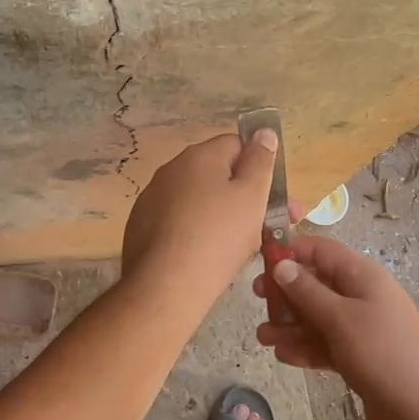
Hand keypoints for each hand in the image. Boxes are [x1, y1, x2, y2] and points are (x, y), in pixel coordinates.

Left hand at [120, 129, 278, 298]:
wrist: (164, 287)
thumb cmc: (217, 237)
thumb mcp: (252, 197)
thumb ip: (260, 161)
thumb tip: (263, 132)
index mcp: (198, 156)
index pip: (237, 145)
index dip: (259, 169)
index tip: (276, 200)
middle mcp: (171, 169)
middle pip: (217, 175)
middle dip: (245, 197)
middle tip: (268, 229)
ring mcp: (152, 198)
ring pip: (199, 201)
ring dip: (221, 216)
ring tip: (239, 248)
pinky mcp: (142, 226)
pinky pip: (179, 222)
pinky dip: (196, 232)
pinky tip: (206, 257)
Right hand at [254, 236, 418, 419]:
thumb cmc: (382, 355)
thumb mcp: (340, 318)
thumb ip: (307, 291)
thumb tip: (281, 264)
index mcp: (363, 276)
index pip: (322, 250)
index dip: (292, 251)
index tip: (262, 262)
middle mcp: (363, 296)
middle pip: (317, 283)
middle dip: (286, 291)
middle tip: (257, 299)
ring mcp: (363, 329)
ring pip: (318, 317)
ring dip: (290, 324)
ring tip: (262, 338)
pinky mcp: (361, 358)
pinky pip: (327, 344)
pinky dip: (306, 347)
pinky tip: (283, 356)